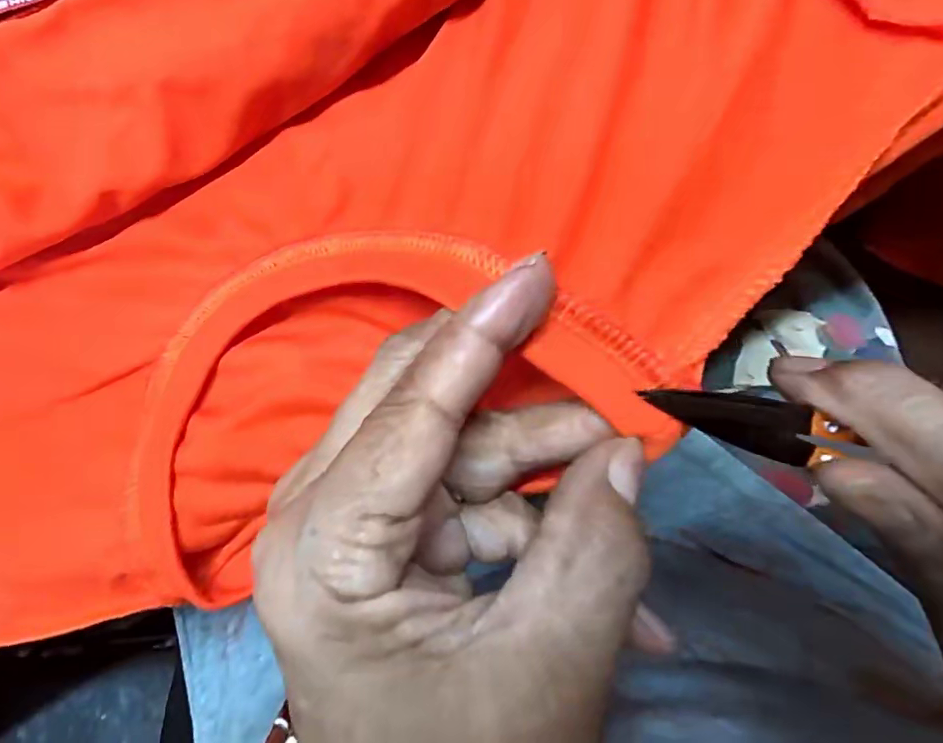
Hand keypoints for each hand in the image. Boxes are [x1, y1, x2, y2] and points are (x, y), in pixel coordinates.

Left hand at [253, 255, 673, 741]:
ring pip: (458, 443)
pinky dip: (533, 512)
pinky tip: (602, 565)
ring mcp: (352, 517)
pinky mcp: (386, 533)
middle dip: (517, 384)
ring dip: (545, 461)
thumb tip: (623, 455)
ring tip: (622, 478)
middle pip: (422, 398)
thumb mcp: (545, 670)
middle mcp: (320, 509)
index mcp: (326, 543)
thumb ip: (596, 551)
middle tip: (587, 357)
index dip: (482, 332)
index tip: (533, 272)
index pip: (413, 406)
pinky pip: (466, 490)